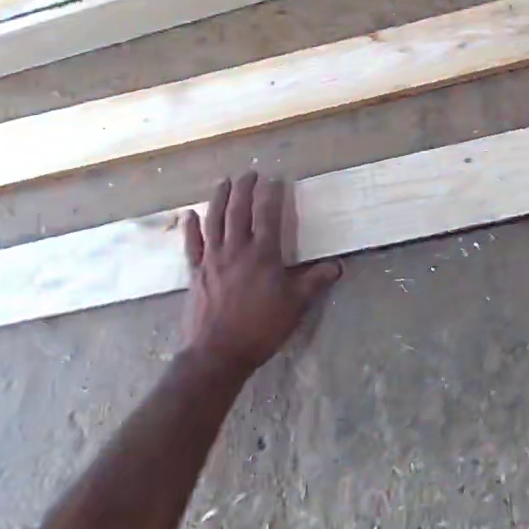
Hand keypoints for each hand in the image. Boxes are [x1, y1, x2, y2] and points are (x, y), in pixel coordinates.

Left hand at [179, 171, 341, 375]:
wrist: (216, 355)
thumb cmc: (261, 327)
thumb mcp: (296, 304)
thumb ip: (316, 280)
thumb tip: (338, 265)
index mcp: (263, 253)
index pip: (268, 214)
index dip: (272, 194)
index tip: (276, 179)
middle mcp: (236, 249)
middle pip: (239, 210)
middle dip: (244, 188)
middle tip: (250, 173)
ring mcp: (212, 260)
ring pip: (215, 220)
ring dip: (219, 198)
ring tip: (224, 181)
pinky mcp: (196, 273)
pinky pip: (192, 245)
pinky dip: (192, 227)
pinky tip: (190, 214)